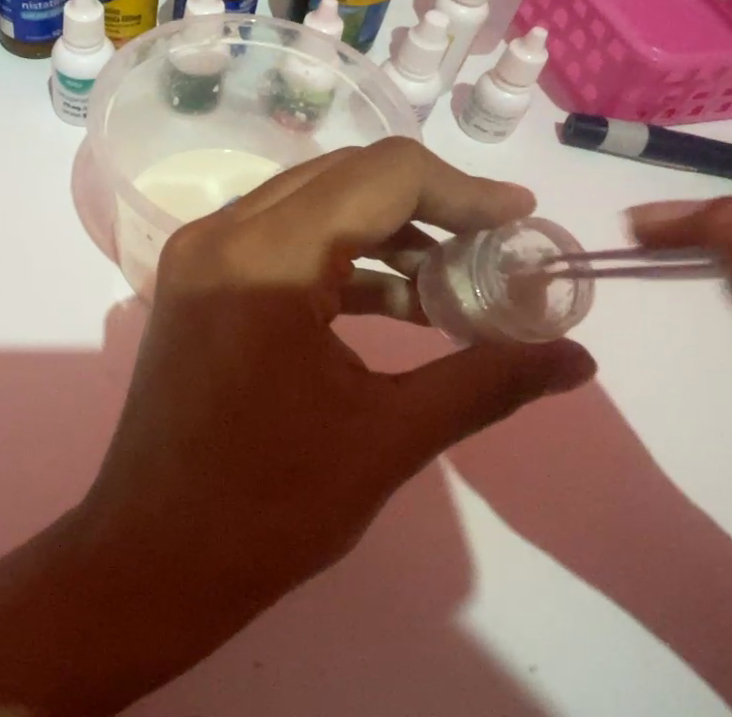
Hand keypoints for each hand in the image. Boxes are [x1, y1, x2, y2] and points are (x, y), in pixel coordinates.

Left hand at [81, 138, 596, 608]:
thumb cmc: (268, 503)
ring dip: (385, 233)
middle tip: (493, 250)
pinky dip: (340, 259)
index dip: (461, 190)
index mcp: (265, 257)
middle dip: (428, 206)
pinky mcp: (197, 283)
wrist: (154, 554)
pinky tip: (396, 304)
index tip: (521, 219)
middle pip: (345, 178)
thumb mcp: (388, 437)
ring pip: (312, 205)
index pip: (381, 176)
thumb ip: (487, 381)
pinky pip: (280, 242)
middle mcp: (222, 234)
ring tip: (454, 286)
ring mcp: (200, 256)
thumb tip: (577, 356)